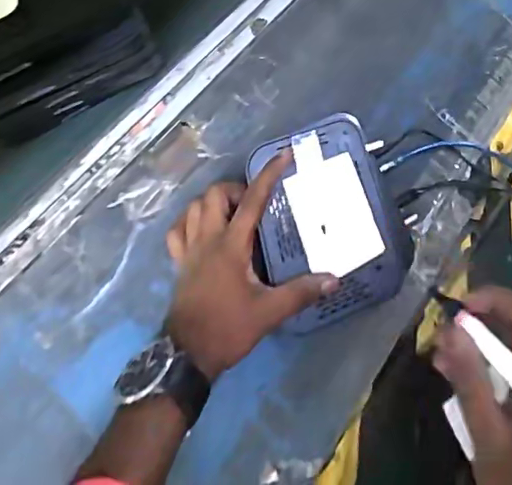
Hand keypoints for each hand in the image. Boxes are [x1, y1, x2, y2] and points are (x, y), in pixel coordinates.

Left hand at [164, 152, 335, 378]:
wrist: (187, 355)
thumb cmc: (227, 328)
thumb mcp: (269, 312)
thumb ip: (300, 292)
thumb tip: (333, 279)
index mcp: (231, 244)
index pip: (252, 200)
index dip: (268, 174)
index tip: (283, 155)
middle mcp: (207, 238)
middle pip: (214, 195)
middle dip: (234, 189)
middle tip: (253, 203)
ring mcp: (188, 250)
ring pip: (194, 207)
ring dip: (212, 201)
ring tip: (231, 212)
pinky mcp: (178, 263)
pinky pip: (177, 230)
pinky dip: (189, 221)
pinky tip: (201, 229)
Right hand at [432, 287, 511, 484]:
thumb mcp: (488, 434)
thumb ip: (471, 379)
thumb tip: (452, 326)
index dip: (495, 300)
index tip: (459, 305)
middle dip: (481, 319)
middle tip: (445, 326)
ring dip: (477, 340)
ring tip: (442, 348)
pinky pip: (509, 366)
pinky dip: (482, 361)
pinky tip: (452, 368)